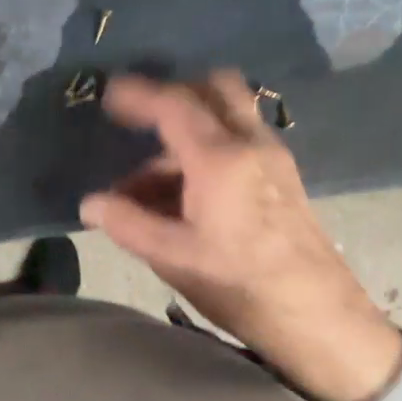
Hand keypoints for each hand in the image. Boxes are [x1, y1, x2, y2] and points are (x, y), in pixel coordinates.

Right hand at [80, 72, 401, 400]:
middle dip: (175, 95)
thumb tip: (91, 204)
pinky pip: (239, 144)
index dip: (139, 96)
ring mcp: (272, 159)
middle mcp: (251, 145)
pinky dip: (206, 153)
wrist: (311, 309)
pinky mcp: (282, 180)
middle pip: (216, 90)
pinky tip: (182, 198)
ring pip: (227, 120)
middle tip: (141, 121)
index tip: (109, 94)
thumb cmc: (235, 282)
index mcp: (220, 158)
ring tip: (145, 187)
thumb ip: (127, 224)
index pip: (175, 106)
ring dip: (186, 136)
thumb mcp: (170, 256)